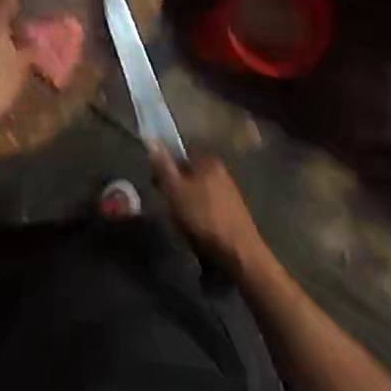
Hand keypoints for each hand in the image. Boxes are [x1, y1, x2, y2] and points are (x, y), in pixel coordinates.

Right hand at [150, 150, 269, 273]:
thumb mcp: (175, 190)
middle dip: (175, 184)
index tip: (155, 182)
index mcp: (209, 161)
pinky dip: (197, 212)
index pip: (183, 152)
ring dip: (185, 200)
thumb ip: (163, 166)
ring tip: (177, 218)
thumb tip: (153, 140)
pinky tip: (193, 227)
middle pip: (190, 172)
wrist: (237, 251)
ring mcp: (229, 191)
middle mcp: (222, 171)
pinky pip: (207, 205)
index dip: (166, 164)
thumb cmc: (203, 217)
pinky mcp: (232, 211)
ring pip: (198, 189)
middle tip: (164, 202)